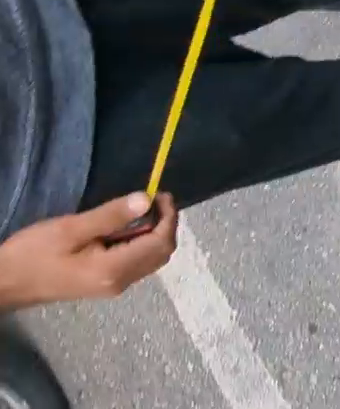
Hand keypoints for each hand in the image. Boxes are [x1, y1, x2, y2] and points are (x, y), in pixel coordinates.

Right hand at [0, 193, 178, 307]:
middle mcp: (119, 282)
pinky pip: (137, 261)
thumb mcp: (69, 230)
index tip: (161, 196)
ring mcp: (112, 286)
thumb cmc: (30, 256)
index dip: (168, 216)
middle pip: (162, 250)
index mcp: (113, 270)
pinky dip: (140, 243)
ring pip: (152, 256)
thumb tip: (148, 200)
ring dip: (153, 233)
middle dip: (164, 223)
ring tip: (137, 214)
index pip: (162, 241)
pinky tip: (123, 232)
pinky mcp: (104, 284)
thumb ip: (111, 216)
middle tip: (153, 203)